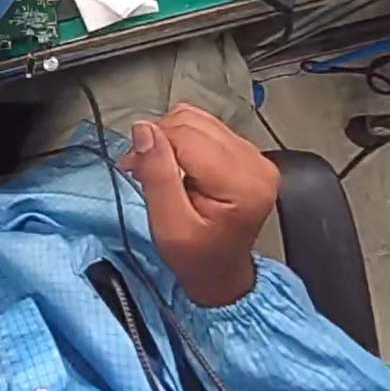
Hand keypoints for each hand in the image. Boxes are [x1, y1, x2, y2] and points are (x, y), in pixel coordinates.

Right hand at [117, 104, 278, 306]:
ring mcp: (254, 155)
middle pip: (190, 122)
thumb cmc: (194, 256)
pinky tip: (175, 162)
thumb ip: (157, 174)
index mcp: (241, 183)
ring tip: (159, 167)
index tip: (134, 168)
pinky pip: (203, 125)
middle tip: (143, 169)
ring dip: (167, 137)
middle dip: (158, 140)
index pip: (185, 135)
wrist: (220, 272)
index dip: (152, 145)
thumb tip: (143, 128)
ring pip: (195, 118)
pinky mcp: (246, 152)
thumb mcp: (167, 224)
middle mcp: (255, 163)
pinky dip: (180, 138)